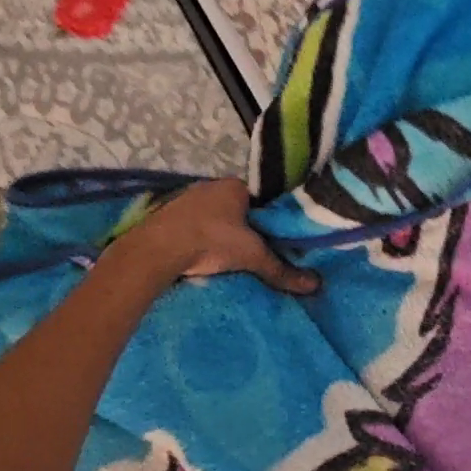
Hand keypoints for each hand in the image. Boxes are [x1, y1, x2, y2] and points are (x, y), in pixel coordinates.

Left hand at [103, 179, 319, 295]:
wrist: (156, 250)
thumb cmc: (211, 241)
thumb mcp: (252, 256)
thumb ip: (281, 269)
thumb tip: (315, 285)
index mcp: (236, 185)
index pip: (262, 197)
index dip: (270, 215)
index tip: (275, 234)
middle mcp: (212, 185)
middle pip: (238, 205)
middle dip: (245, 224)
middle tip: (255, 246)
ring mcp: (186, 197)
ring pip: (213, 213)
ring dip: (220, 229)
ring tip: (229, 252)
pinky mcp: (167, 214)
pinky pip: (192, 222)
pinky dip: (199, 234)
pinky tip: (202, 251)